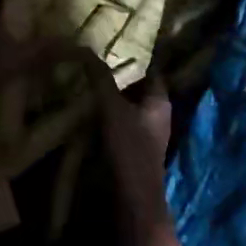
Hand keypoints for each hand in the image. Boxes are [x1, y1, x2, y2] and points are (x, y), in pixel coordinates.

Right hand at [88, 66, 174, 240]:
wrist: (133, 196)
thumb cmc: (129, 147)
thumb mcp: (112, 107)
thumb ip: (101, 79)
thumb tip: (86, 49)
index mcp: (160, 102)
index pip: (151, 72)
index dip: (135, 60)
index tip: (112, 49)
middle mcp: (158, 116)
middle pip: (137, 90)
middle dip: (118, 80)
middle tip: (92, 67)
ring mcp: (147, 135)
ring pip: (128, 109)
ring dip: (110, 100)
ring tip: (85, 87)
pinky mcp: (134, 149)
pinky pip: (121, 125)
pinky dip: (108, 118)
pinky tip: (88, 115)